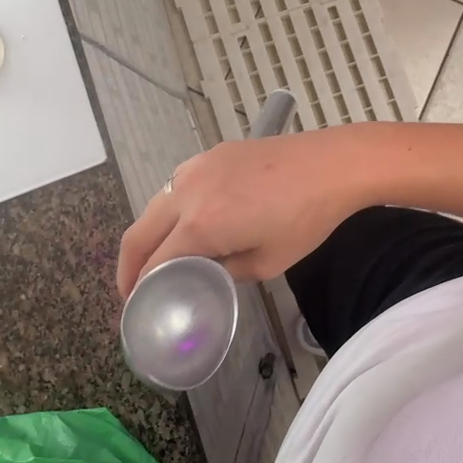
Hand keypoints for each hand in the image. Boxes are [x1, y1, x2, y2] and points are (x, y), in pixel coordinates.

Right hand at [115, 130, 363, 298]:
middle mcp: (188, 191)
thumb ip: (227, 271)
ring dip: (148, 233)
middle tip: (131, 291)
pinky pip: (177, 184)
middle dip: (129, 264)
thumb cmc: (306, 218)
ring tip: (155, 257)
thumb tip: (208, 271)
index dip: (141, 290)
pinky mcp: (213, 153)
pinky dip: (170, 208)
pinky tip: (185, 221)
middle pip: (140, 231)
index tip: (137, 309)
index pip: (155, 262)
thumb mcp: (267, 262)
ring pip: (156, 204)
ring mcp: (199, 166)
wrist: (333, 165)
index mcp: (199, 224)